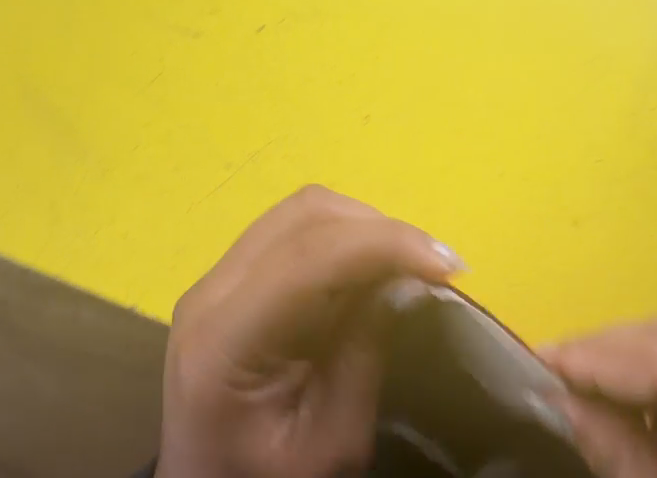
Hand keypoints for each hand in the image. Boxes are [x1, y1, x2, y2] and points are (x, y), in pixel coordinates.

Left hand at [156, 185, 465, 477]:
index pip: (307, 258)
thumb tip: (402, 281)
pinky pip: (293, 227)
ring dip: (363, 225)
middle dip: (380, 229)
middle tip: (435, 266)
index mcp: (223, 340)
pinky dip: (343, 233)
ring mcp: (214, 275)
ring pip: (300, 210)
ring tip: (409, 263)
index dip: (383, 244)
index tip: (446, 265)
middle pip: (304, 217)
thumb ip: (362, 358)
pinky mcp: (229, 273)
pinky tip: (372, 263)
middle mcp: (209, 290)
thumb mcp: (330, 445)